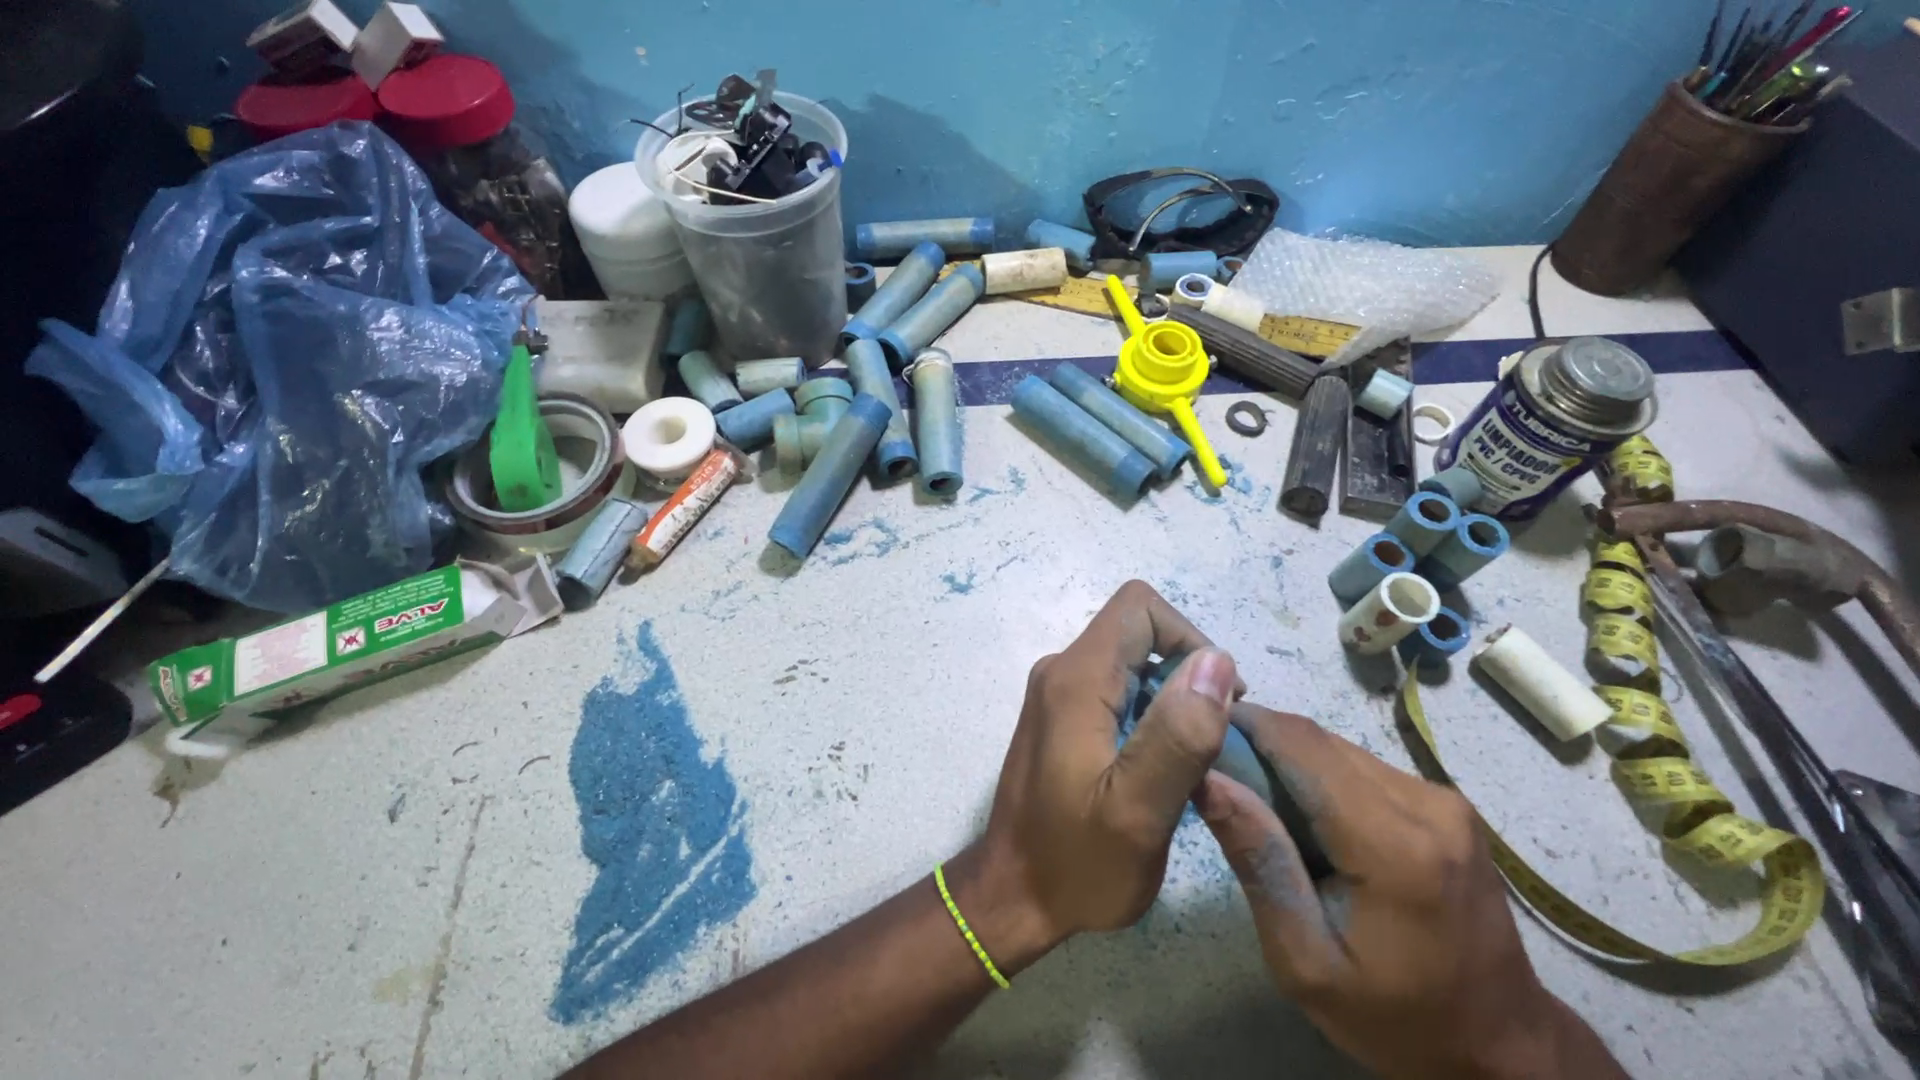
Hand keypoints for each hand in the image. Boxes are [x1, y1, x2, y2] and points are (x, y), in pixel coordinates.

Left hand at [956, 582, 1240, 968]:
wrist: (1012, 898)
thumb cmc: (1075, 863)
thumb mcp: (1138, 810)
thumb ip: (1177, 734)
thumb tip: (1217, 660)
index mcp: (1076, 680)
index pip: (1141, 607)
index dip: (1191, 639)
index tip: (1215, 702)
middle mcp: (1061, 672)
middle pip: (1139, 633)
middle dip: (1187, 676)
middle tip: (1208, 745)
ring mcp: (1057, 696)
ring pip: (1132, 665)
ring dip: (1171, 702)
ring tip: (1186, 766)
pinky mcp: (1061, 721)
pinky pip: (1117, 692)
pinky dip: (1150, 718)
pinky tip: (1157, 772)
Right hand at [1194, 706, 1625, 1079]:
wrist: (1501, 1049)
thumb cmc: (1395, 1018)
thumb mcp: (1304, 959)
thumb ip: (1259, 862)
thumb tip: (1208, 780)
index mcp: (1393, 844)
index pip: (1301, 746)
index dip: (1243, 726)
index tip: (1190, 733)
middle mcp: (1426, 803)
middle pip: (1319, 741)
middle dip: (1259, 746)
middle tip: (1212, 776)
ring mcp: (1444, 801)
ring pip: (1340, 750)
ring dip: (1289, 763)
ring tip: (1252, 802)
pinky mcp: (1447, 808)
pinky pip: (1364, 770)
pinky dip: (1322, 780)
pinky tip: (1305, 820)